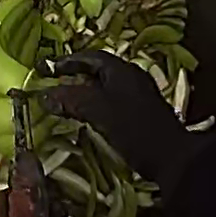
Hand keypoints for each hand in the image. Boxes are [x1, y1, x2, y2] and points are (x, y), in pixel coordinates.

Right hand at [40, 51, 198, 185]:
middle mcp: (132, 78)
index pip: (90, 57)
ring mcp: (139, 95)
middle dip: (75, 74)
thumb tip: (44, 96)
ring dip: (85, 90)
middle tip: (56, 82)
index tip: (48, 67)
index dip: (68, 61)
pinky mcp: (142, 114)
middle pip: (99, 70)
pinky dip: (96, 104)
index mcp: (122, 70)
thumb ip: (71, 100)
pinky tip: (89, 116)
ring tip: (67, 100)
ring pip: (106, 86)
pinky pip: (112, 101)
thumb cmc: (134, 128)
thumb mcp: (98, 110)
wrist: (172, 159)